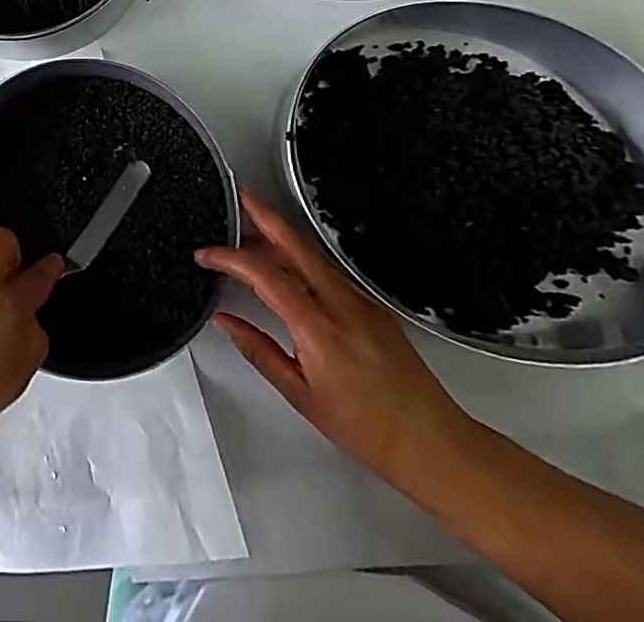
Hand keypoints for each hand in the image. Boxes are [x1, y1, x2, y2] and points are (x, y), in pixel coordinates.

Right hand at [196, 189, 476, 485]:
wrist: (436, 445)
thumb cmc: (370, 428)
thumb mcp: (298, 392)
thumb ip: (257, 349)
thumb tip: (225, 322)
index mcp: (321, 331)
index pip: (267, 277)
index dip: (231, 259)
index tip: (207, 256)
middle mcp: (346, 310)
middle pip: (300, 250)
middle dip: (268, 219)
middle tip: (242, 198)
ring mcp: (365, 307)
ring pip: (315, 259)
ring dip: (282, 240)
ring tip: (251, 236)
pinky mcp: (374, 311)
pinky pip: (330, 275)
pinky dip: (302, 262)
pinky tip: (286, 269)